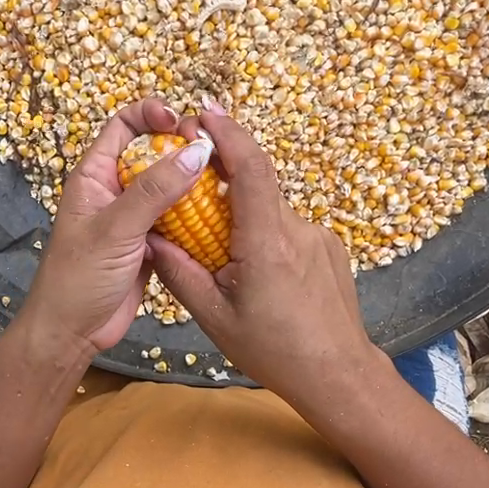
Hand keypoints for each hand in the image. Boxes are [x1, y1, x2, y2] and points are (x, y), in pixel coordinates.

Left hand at [21, 99, 213, 356]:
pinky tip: (217, 212)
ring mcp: (131, 218)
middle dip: (182, 147)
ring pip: (168, 187)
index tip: (181, 121)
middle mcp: (113, 191)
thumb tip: (198, 151)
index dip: (151, 114)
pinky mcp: (147, 244)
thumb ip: (155, 190)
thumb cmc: (78, 279)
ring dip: (192, 182)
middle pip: (153, 153)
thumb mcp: (115, 229)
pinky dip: (194, 213)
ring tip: (222, 179)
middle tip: (211, 154)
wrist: (71, 332)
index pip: (123, 127)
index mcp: (93, 177)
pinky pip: (175, 218)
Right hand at [148, 105, 384, 399]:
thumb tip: (152, 241)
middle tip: (191, 187)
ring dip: (241, 217)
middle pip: (256, 186)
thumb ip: (180, 274)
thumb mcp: (214, 318)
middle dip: (223, 178)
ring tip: (222, 254)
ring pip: (269, 211)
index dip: (229, 134)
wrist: (336, 373)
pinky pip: (285, 229)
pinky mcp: (327, 247)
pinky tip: (255, 274)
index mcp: (266, 245)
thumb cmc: (272, 351)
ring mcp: (317, 237)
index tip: (205, 113)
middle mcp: (296, 231)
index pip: (252, 170)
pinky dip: (262, 236)